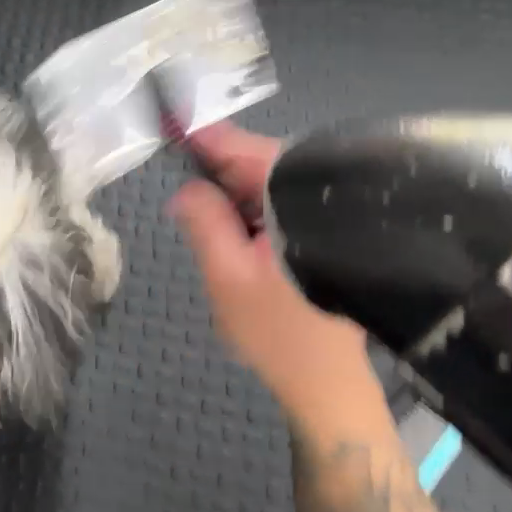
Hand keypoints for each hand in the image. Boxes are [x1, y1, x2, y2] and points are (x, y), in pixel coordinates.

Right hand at [171, 124, 376, 428]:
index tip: (177, 127)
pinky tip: (238, 236)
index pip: (250, 152)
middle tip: (185, 184)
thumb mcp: (226, 276)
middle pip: (265, 166)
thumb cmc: (278, 332)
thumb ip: (204, 222)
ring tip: (205, 215)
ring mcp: (333, 220)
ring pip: (275, 190)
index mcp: (299, 201)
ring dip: (240, 199)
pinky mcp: (334, 239)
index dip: (211, 140)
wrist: (330, 384)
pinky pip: (287, 211)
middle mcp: (324, 199)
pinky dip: (258, 216)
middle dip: (223, 173)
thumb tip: (186, 188)